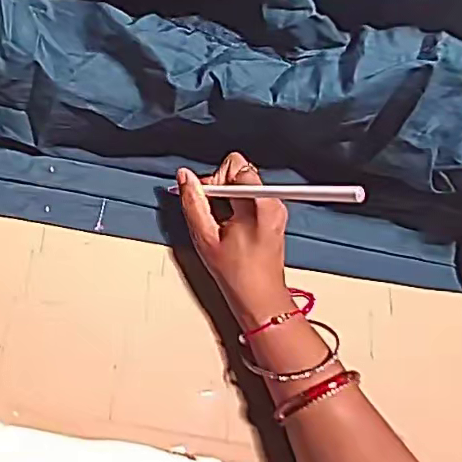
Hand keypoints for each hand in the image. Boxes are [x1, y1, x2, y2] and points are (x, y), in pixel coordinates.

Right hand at [176, 152, 292, 326]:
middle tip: (212, 213)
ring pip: (245, 183)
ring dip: (228, 197)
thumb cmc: (237, 274)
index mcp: (260, 203)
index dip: (214, 180)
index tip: (206, 199)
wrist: (259, 296)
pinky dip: (237, 206)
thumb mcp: (205, 238)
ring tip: (222, 223)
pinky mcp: (275, 215)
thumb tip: (185, 178)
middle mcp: (272, 201)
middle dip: (221, 187)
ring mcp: (276, 208)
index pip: (234, 165)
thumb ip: (193, 203)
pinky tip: (231, 227)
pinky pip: (252, 197)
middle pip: (240, 171)